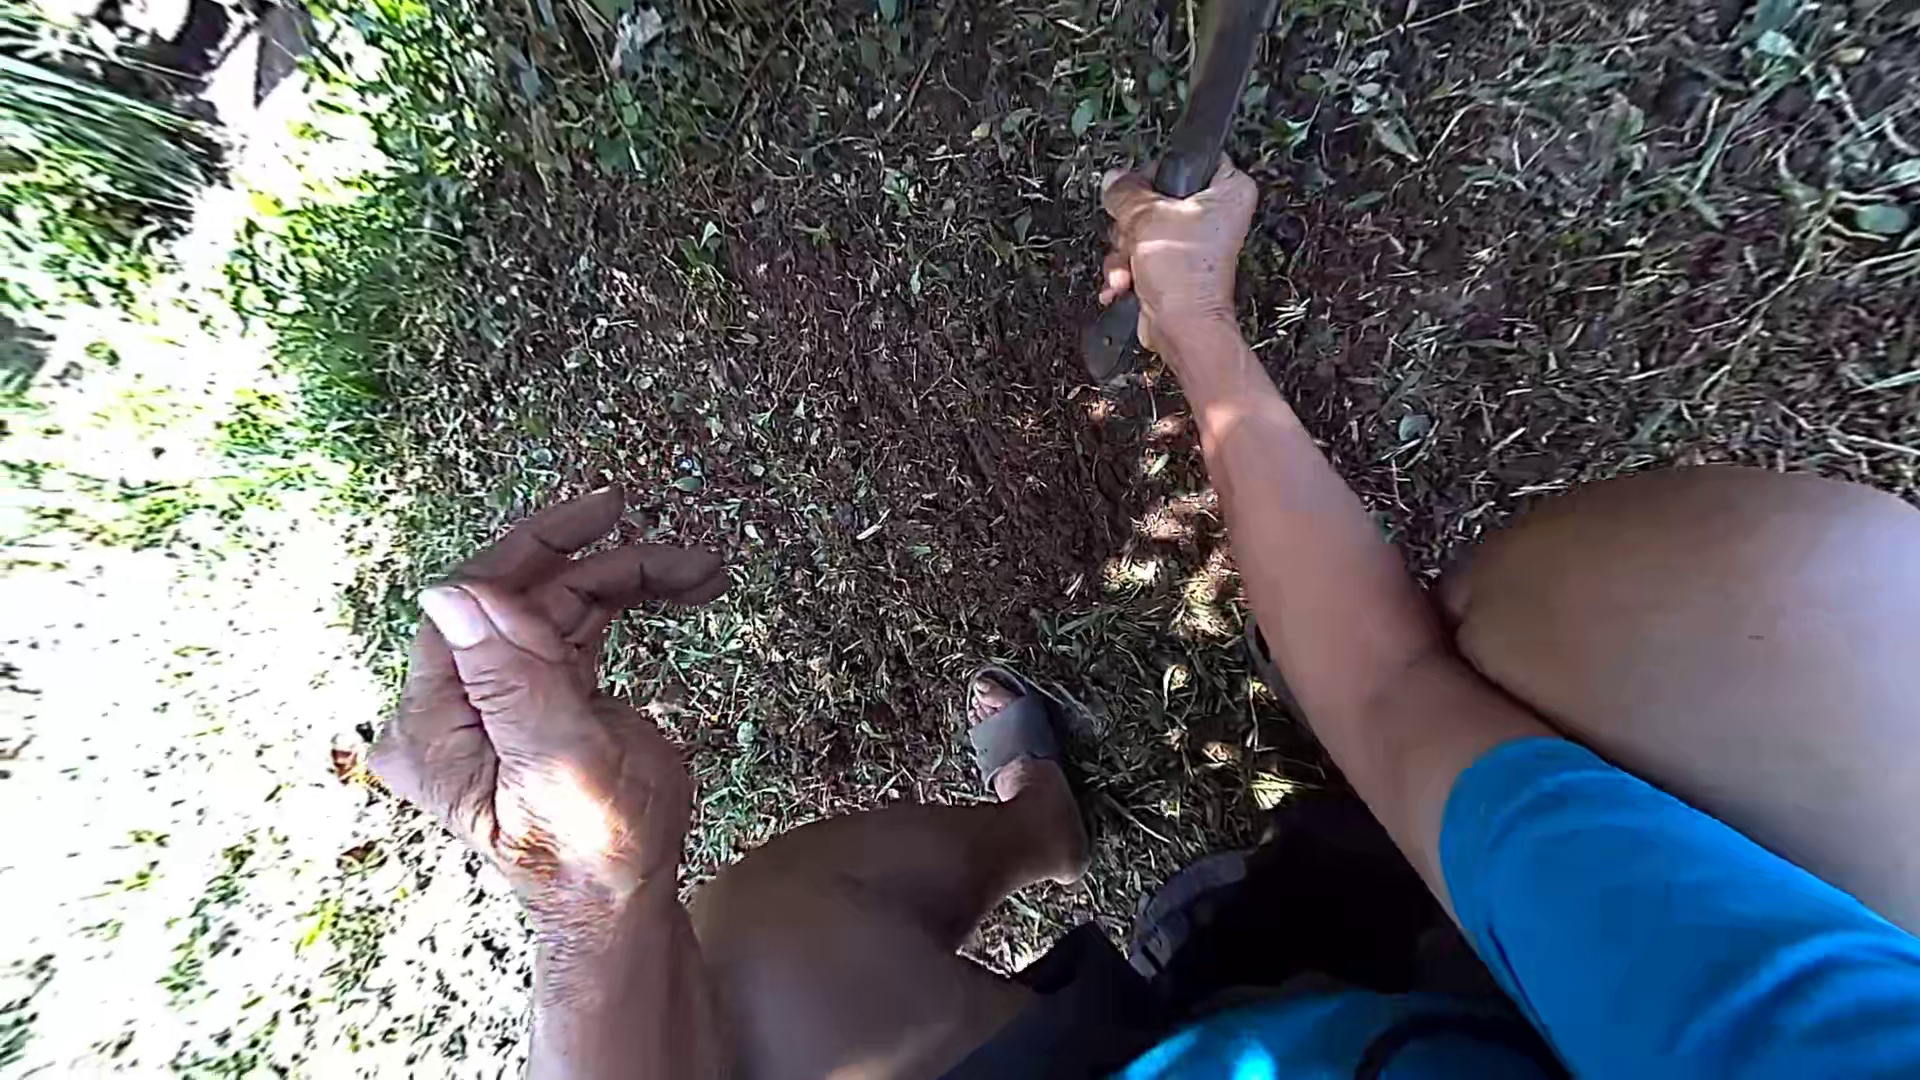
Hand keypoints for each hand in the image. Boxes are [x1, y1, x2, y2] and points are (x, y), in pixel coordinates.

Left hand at [369, 488, 727, 934]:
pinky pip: (592, 626)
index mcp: (441, 715)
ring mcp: (516, 690)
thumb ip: (514, 682)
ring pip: (570, 604)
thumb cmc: (596, 844)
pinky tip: (684, 592)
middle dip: (615, 565)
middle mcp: (468, 695)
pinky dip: (637, 602)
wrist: (626, 890)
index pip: (476, 601)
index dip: (538, 545)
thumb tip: (456, 593)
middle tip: (687, 555)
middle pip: (536, 596)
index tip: (605, 509)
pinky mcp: (561, 691)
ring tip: (705, 573)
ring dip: (638, 580)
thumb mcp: (560, 765)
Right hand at [1098, 155, 1257, 353]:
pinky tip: (1123, 284)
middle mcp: (1211, 216)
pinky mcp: (1170, 268)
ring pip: (1139, 232)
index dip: (1154, 176)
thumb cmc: (1183, 277)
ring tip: (1129, 271)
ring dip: (1123, 254)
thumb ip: (1127, 193)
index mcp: (1226, 190)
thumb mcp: (1148, 218)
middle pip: (1153, 201)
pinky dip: (1125, 271)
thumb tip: (1114, 180)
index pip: (1185, 160)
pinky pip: (1136, 257)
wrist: (1179, 327)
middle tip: (1135, 239)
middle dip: (1131, 227)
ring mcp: (1189, 245)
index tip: (1140, 195)